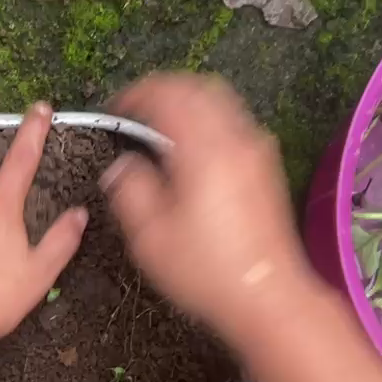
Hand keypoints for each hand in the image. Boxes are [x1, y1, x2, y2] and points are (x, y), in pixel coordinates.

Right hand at [104, 74, 320, 344]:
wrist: (265, 293)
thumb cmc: (204, 269)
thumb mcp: (149, 236)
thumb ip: (130, 190)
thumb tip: (121, 167)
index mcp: (202, 148)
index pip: (168, 95)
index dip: (136, 94)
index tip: (116, 106)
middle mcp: (235, 139)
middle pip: (200, 88)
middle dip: (164, 90)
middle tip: (136, 108)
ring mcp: (256, 151)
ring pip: (221, 103)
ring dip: (188, 103)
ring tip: (160, 125)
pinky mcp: (265, 169)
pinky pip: (233, 124)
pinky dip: (207, 121)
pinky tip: (190, 149)